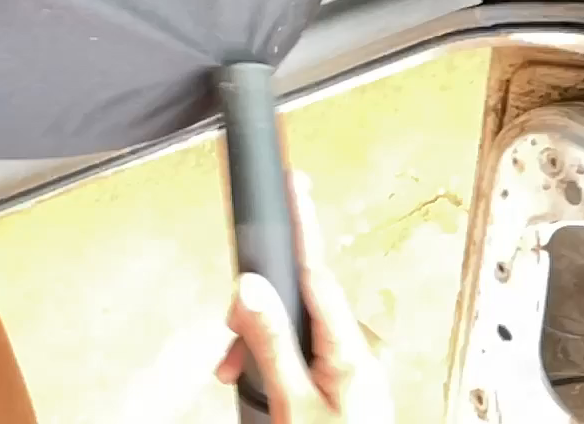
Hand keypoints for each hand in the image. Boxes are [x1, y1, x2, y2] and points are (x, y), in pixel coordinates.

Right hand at [216, 174, 394, 422]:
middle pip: (296, 301)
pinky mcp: (338, 383)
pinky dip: (271, 361)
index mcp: (350, 350)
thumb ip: (271, 341)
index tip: (296, 182)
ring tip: (238, 378)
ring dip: (258, 345)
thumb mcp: (294, 406)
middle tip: (231, 350)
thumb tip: (250, 286)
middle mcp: (353, 351)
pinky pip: (298, 352)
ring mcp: (347, 368)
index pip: (317, 270)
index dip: (304, 222)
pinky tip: (255, 385)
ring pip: (291, 328)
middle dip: (257, 313)